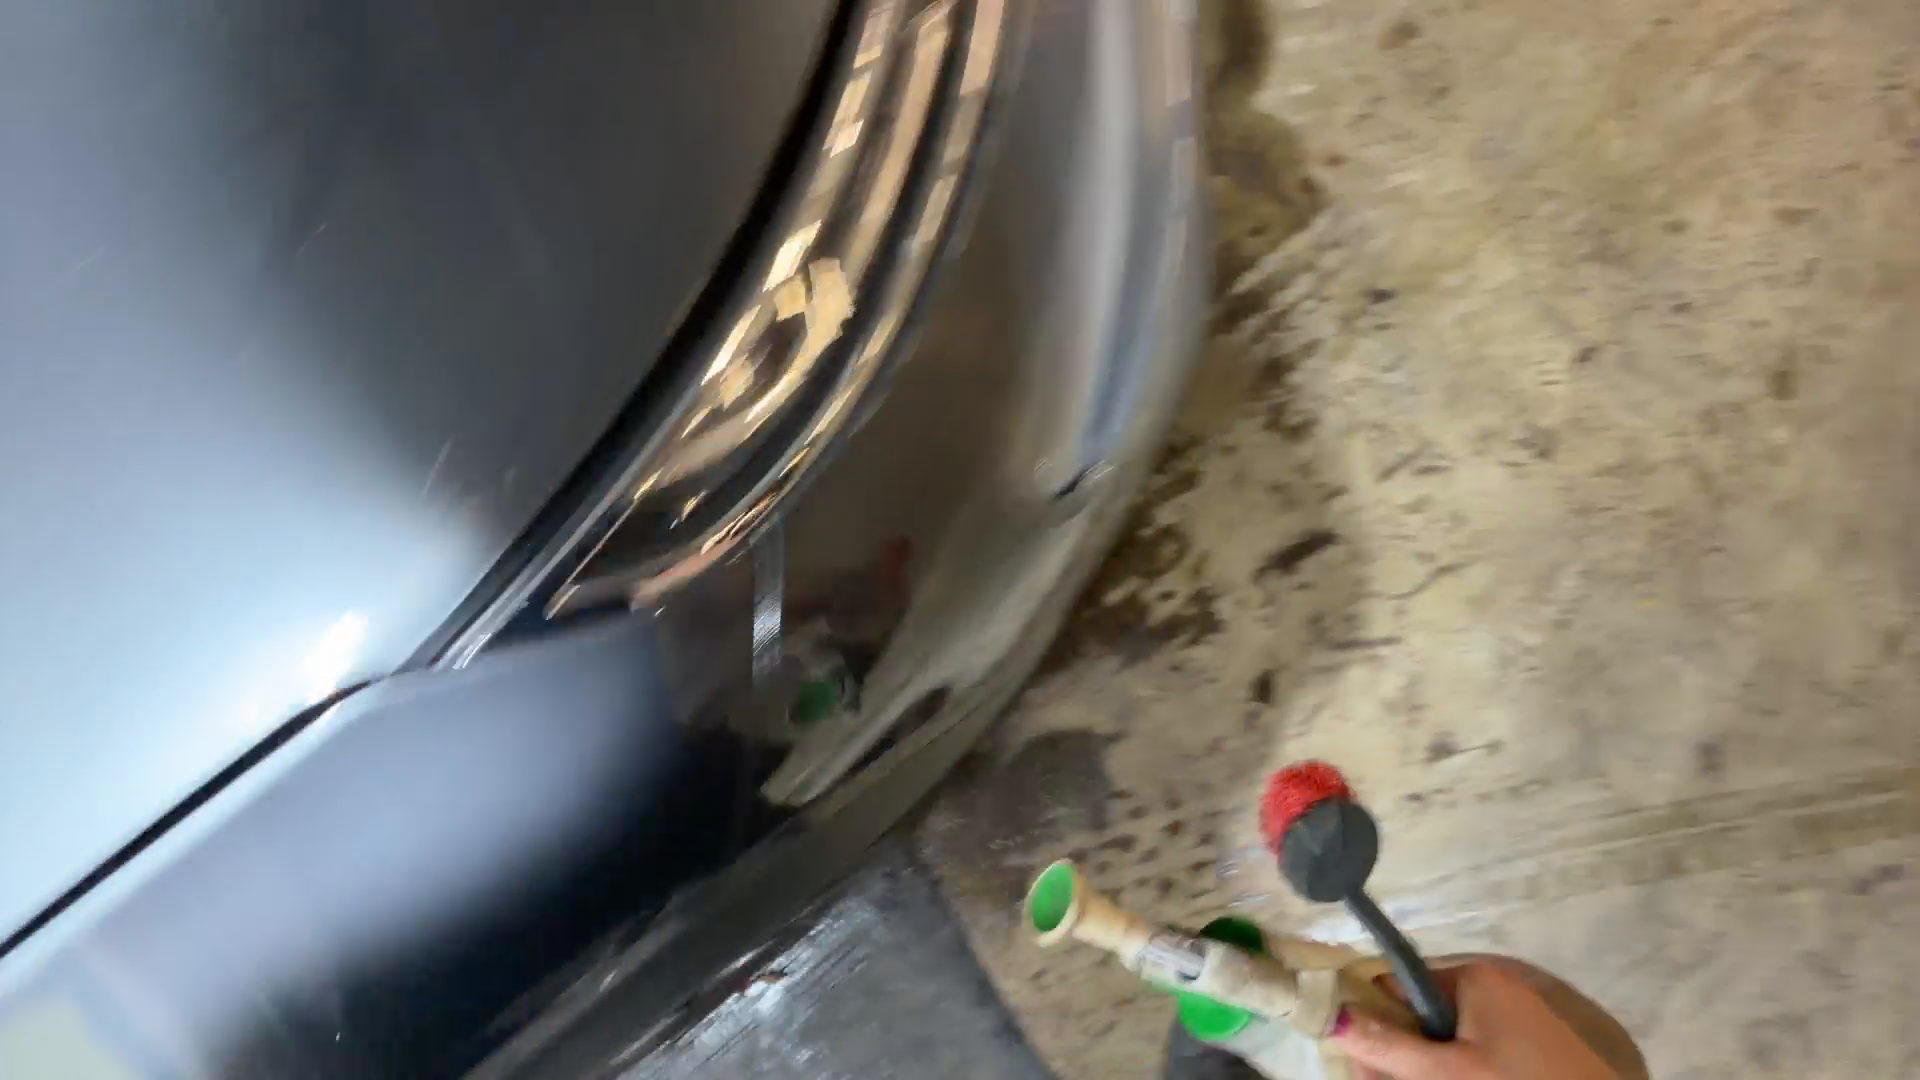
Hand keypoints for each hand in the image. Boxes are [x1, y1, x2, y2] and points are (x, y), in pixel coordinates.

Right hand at [1334, 961, 1621, 1079]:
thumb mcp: (1448, 1074)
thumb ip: (1387, 1046)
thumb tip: (1330, 1016)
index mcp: (1474, 978)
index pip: (1398, 983)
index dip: (1373, 1018)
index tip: (1359, 1054)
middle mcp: (1495, 990)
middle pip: (1421, 1015)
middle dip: (1398, 1051)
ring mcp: (1520, 1025)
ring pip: (1449, 1041)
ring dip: (1424, 1067)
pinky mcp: (1538, 1057)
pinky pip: (1479, 1057)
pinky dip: (1457, 1072)